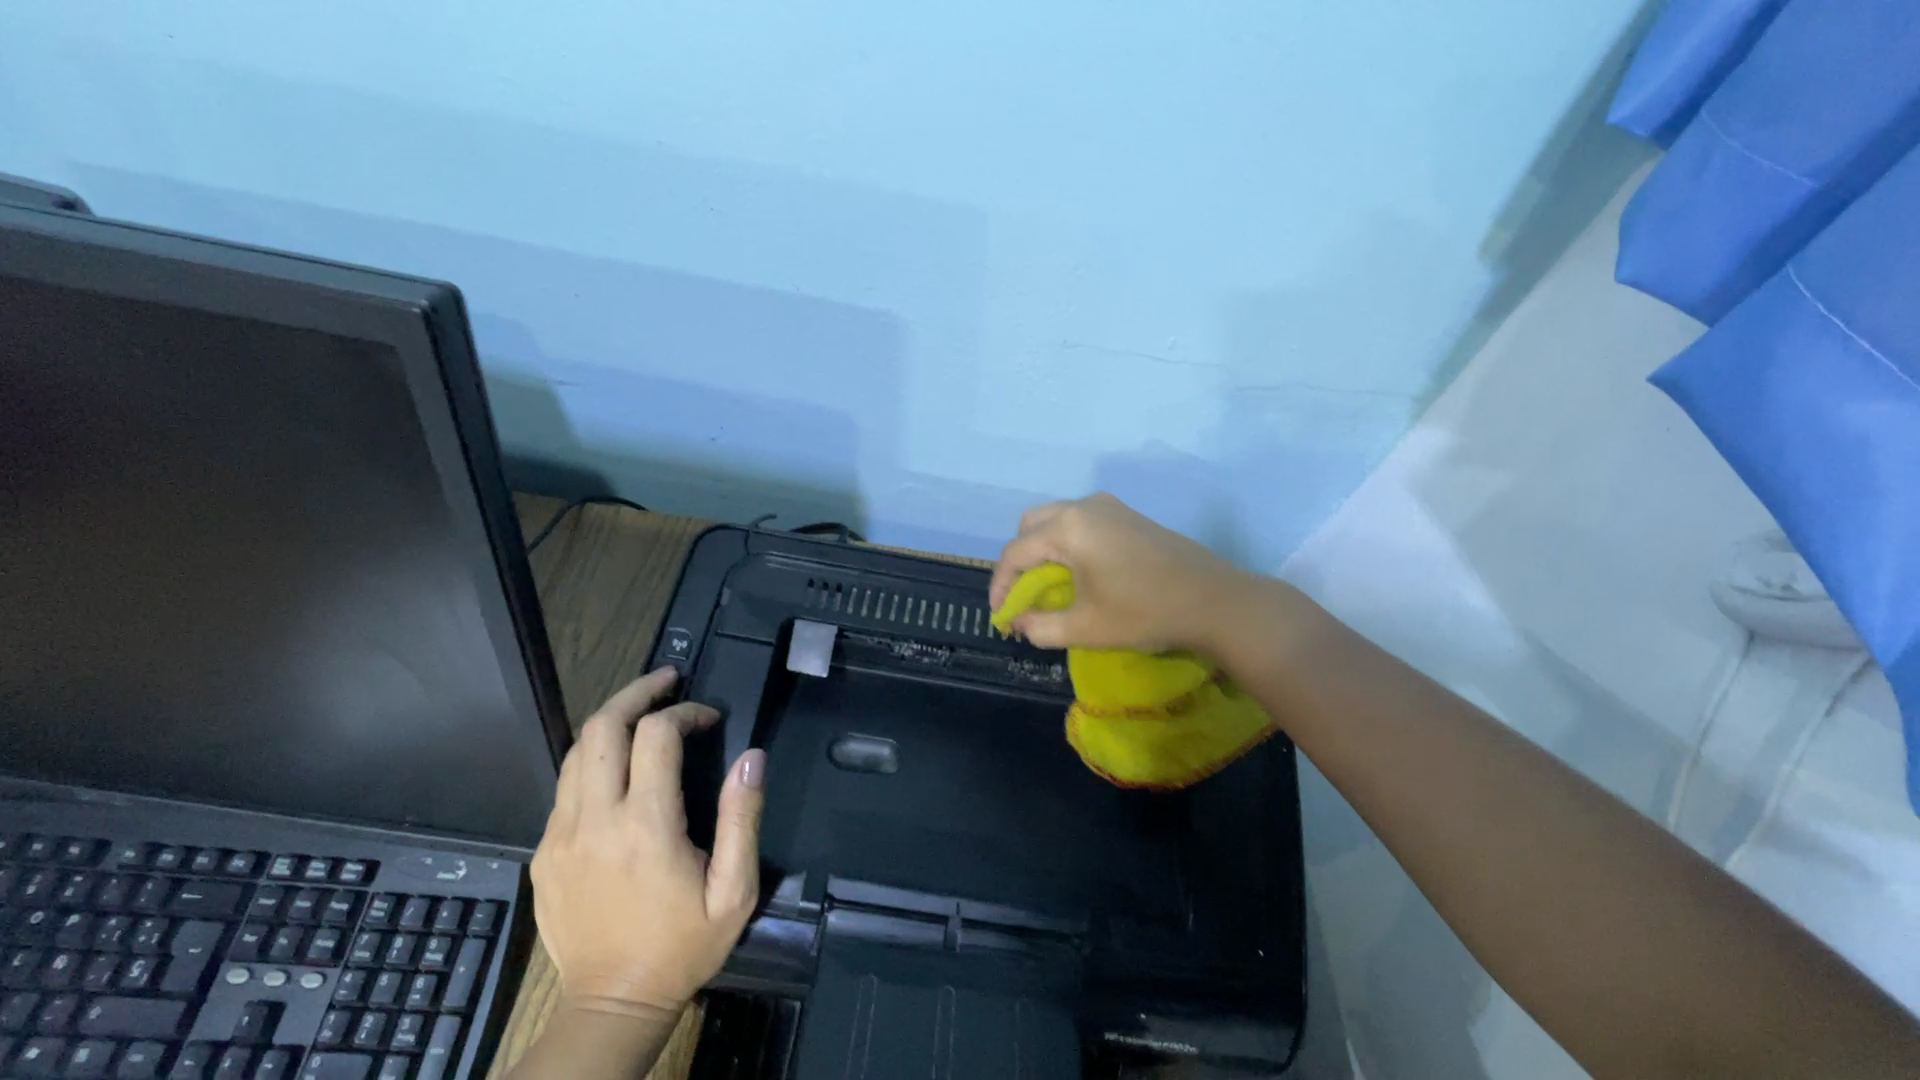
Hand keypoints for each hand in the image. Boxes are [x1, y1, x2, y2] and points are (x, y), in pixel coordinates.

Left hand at [530, 667, 766, 1020]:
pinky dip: (593, 762)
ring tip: (642, 713)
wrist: (612, 1004)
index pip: (656, 736)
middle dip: (637, 692)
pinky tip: (617, 771)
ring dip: (610, 722)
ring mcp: (560, 835)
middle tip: (667, 682)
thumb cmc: (682, 947)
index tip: (709, 718)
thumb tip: (752, 759)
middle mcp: (595, 820)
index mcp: (646, 827)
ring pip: (577, 751)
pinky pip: (565, 788)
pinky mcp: (543, 852)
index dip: (686, 712)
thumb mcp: (734, 891)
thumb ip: (743, 819)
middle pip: (602, 726)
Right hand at [989, 493, 1250, 653]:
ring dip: (1043, 550)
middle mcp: (1084, 506)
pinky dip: (1067, 544)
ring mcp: (1110, 508)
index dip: (1001, 586)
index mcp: (1069, 528)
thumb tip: (1018, 622)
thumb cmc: (1145, 613)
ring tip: (1047, 588)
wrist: (1215, 601)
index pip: (1016, 552)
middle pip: (1032, 525)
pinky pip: (1082, 523)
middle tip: (1022, 596)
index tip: (1000, 617)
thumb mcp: (1085, 628)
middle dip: (1020, 560)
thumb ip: (1040, 625)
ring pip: (1057, 520)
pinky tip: (1078, 575)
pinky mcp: (1129, 516)